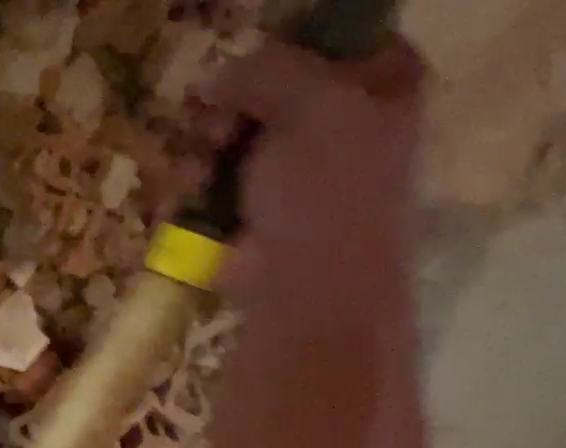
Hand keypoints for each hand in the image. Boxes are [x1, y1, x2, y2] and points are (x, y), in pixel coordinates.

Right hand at [208, 37, 427, 350]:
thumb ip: (267, 72)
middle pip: (265, 88)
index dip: (283, 50)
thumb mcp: (312, 108)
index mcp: (381, 84)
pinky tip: (185, 201)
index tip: (248, 71)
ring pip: (227, 136)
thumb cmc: (326, 194)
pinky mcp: (245, 210)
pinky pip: (207, 182)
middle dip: (228, 109)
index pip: (329, 40)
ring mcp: (288, 170)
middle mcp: (338, 121)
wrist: (304, 289)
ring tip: (196, 177)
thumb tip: (211, 79)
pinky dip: (189, 191)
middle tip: (215, 131)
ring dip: (200, 154)